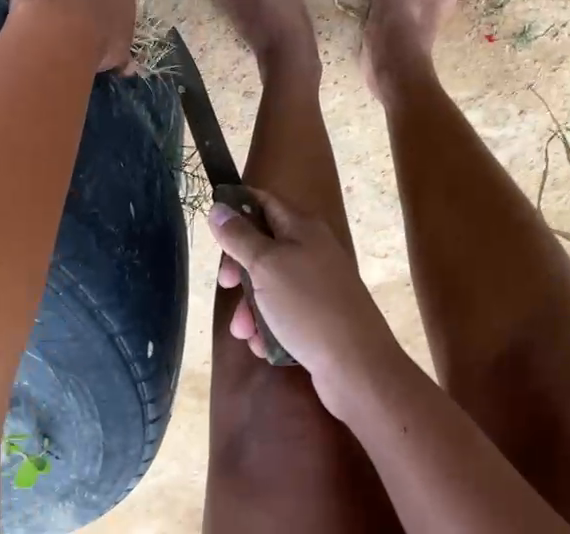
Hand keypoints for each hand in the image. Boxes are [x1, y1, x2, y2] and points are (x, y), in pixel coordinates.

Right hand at [208, 189, 400, 405]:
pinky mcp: (320, 317)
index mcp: (303, 228)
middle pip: (264, 247)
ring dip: (250, 306)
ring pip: (270, 285)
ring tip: (245, 332)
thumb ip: (239, 236)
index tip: (213, 224)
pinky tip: (264, 346)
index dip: (238, 207)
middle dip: (239, 269)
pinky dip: (270, 326)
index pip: (265, 202)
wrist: (356, 366)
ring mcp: (319, 285)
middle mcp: (313, 251)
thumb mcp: (266, 265)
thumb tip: (218, 207)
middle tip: (225, 284)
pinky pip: (284, 313)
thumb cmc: (307, 306)